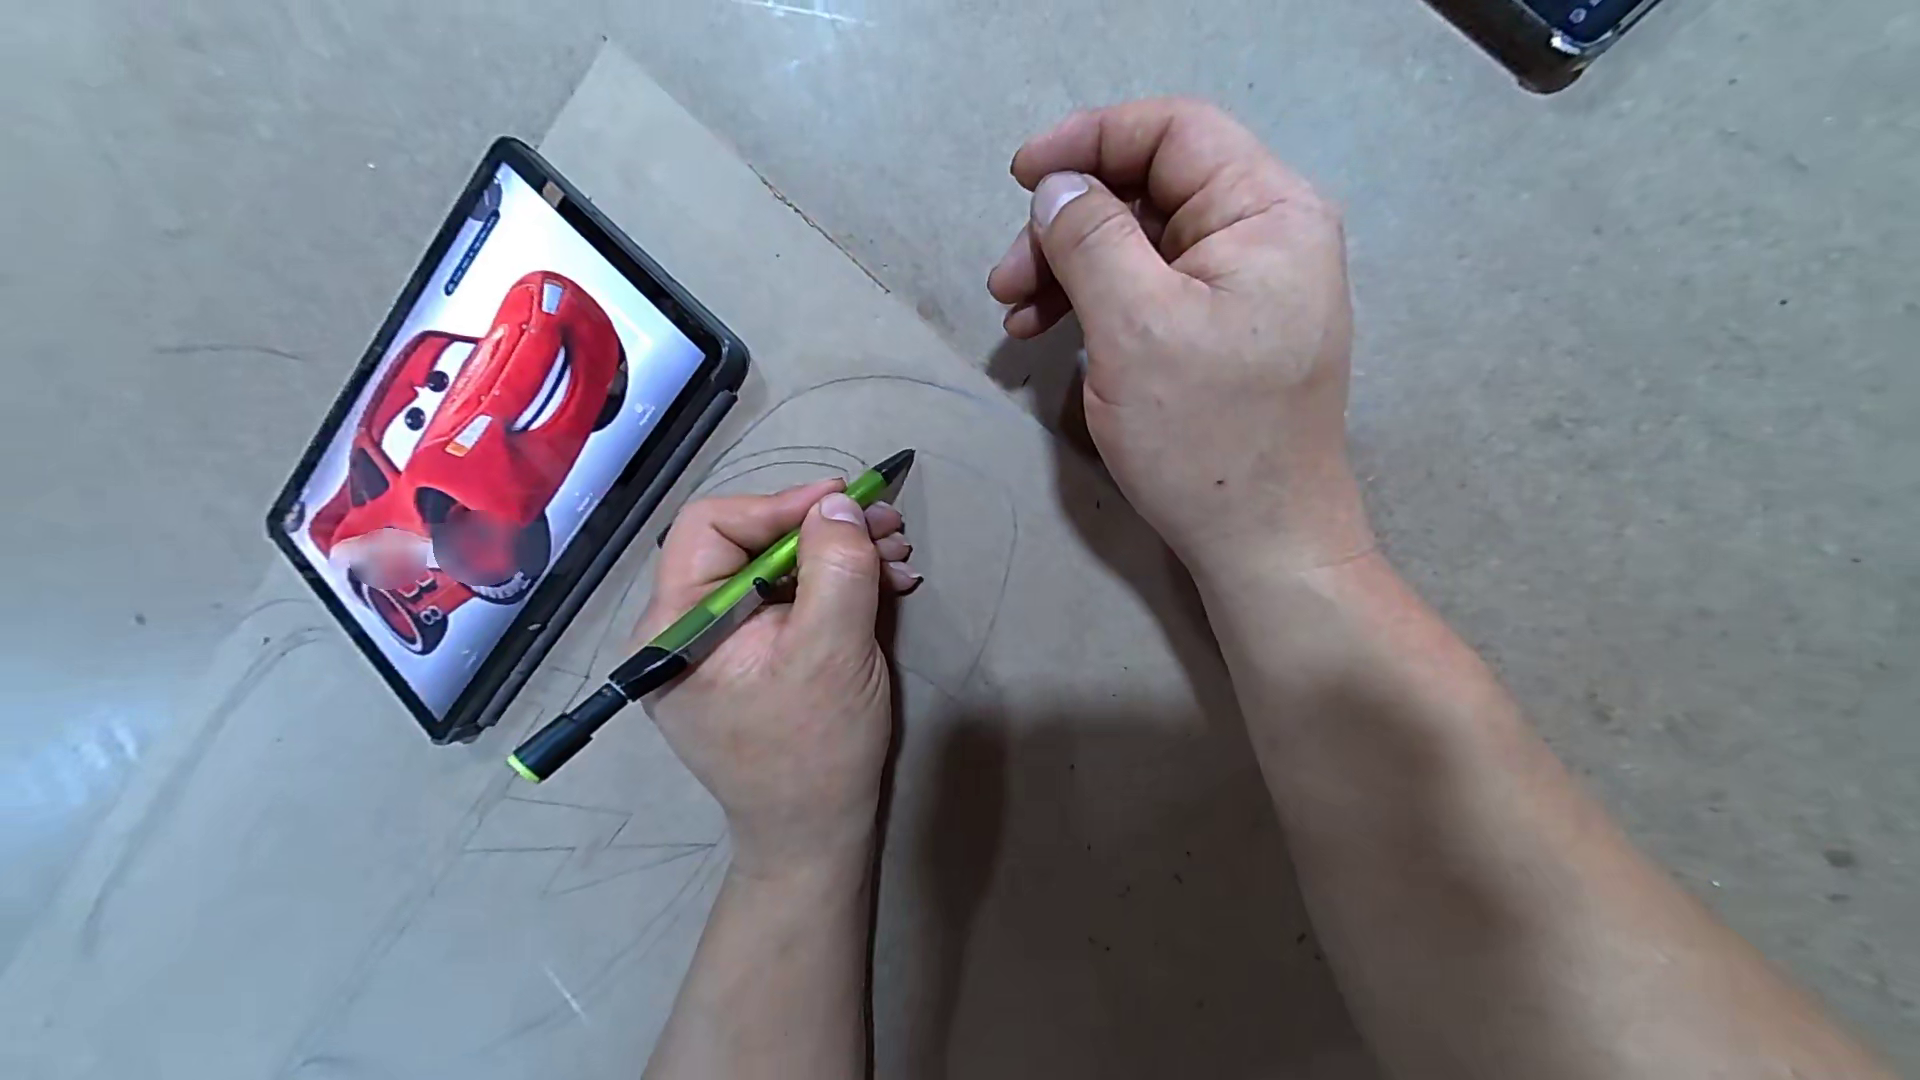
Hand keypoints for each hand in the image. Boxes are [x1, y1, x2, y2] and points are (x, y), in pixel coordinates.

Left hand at [637, 479, 919, 879]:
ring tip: (898, 553)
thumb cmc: (817, 750)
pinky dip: (841, 584)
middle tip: (888, 525)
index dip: (781, 504)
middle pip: (752, 542)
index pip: (712, 526)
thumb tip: (838, 504)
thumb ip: (837, 569)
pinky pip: (794, 596)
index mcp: (678, 624)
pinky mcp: (757, 650)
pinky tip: (886, 581)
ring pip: (781, 566)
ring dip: (843, 553)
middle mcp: (689, 624)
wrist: (817, 831)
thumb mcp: (833, 652)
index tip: (845, 503)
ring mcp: (724, 639)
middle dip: (825, 530)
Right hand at [988, 99, 1372, 578]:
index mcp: (1266, 212)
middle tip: (1004, 281)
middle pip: (1147, 193)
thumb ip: (1090, 240)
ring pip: (1138, 248)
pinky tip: (1049, 333)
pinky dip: (1094, 307)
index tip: (1019, 176)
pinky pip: (1147, 295)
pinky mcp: (1216, 334)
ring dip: (1069, 272)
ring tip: (1013, 316)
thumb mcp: (1135, 328)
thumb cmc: (1204, 436)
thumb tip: (1055, 188)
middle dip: (1066, 228)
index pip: (1172, 132)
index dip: (1088, 140)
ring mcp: (1239, 290)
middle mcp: (1262, 237)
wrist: (1258, 538)